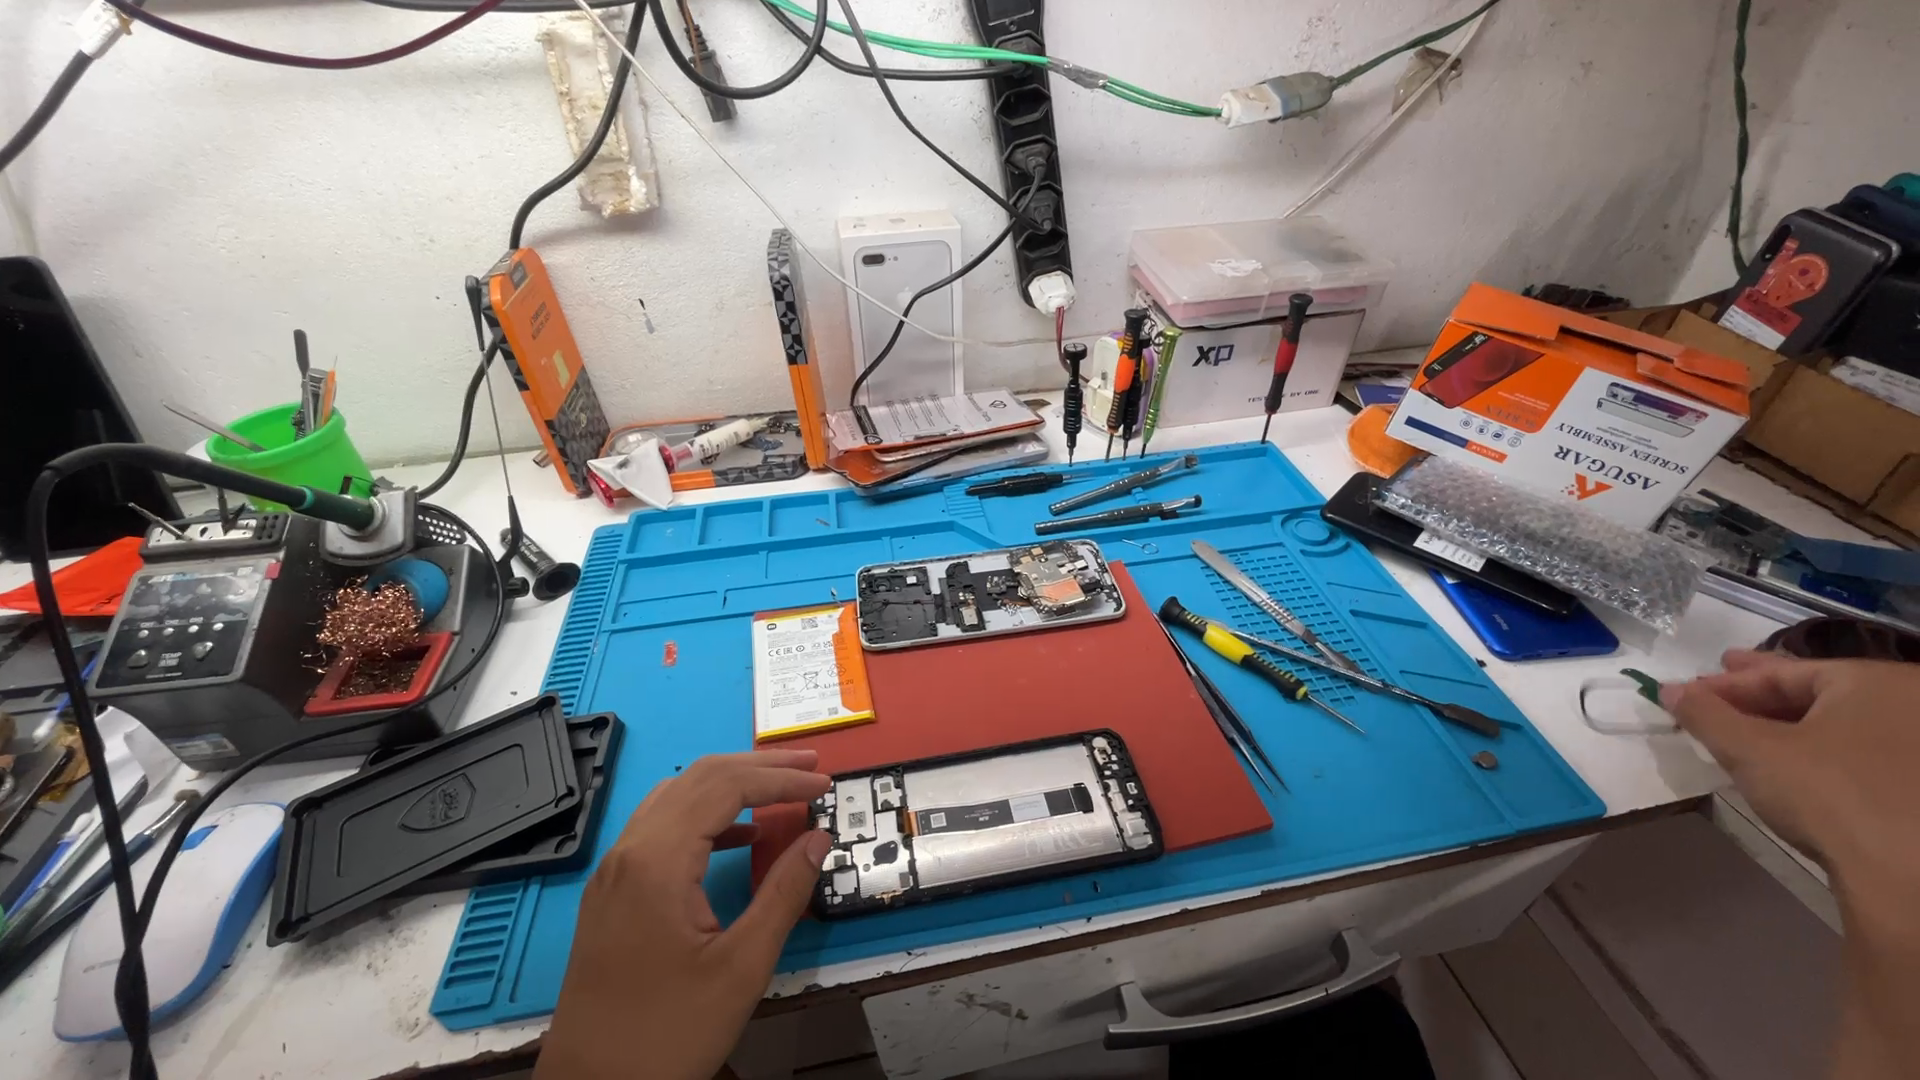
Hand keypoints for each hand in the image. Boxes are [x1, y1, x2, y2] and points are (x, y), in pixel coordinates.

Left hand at [537, 750, 830, 1079]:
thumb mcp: (741, 966)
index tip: (823, 783)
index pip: (726, 787)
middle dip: (759, 767)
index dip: (780, 779)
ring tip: (779, 788)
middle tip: (809, 767)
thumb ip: (783, 893)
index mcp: (658, 861)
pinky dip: (705, 814)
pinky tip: (738, 836)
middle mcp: (630, 851)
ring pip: (677, 795)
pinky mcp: (612, 890)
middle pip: (699, 778)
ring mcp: (615, 870)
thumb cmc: (669, 1032)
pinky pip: (661, 825)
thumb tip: (817, 838)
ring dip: (730, 784)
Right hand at [1662, 651, 1919, 884]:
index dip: (1726, 684)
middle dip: (1761, 693)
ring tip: (1748, 729)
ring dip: (1790, 723)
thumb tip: (1670, 690)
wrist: (1910, 879)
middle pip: (1819, 692)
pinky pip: (1868, 752)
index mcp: (1879, 682)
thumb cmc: (1828, 794)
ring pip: (1845, 723)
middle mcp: (1915, 704)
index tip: (1687, 696)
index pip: (1785, 673)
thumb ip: (1704, 713)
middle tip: (1716, 689)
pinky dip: (1825, 749)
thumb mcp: (1748, 750)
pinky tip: (1796, 763)